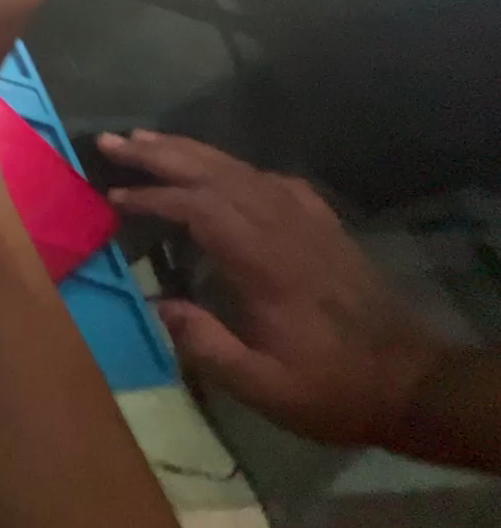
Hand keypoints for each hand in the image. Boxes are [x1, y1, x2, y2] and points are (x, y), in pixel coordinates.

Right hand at [102, 130, 454, 448]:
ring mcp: (311, 227)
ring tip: (143, 139)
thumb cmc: (331, 387)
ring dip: (189, 152)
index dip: (154, 197)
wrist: (416, 388)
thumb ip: (205, 344)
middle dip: (160, 156)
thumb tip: (159, 305)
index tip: (112, 198)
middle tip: (110, 142)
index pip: (205, 210)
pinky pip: (275, 183)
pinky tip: (215, 168)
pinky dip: (236, 167)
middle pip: (219, 177)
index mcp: (270, 267)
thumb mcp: (262, 386)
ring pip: (244, 171)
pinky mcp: (323, 230)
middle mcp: (290, 234)